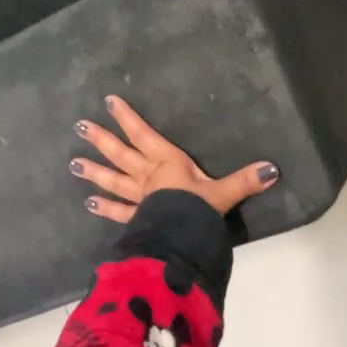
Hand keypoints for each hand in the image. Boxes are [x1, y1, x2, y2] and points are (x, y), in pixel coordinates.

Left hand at [70, 95, 279, 221]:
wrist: (181, 245)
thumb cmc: (200, 212)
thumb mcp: (224, 193)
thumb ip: (245, 181)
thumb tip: (273, 169)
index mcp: (168, 162)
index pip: (144, 134)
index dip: (127, 117)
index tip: (108, 101)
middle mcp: (149, 176)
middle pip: (121, 154)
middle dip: (101, 139)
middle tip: (79, 127)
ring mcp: (139, 199)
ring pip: (113, 180)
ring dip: (94, 172)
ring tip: (73, 163)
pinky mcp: (137, 220)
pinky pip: (119, 211)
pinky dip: (105, 207)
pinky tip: (89, 203)